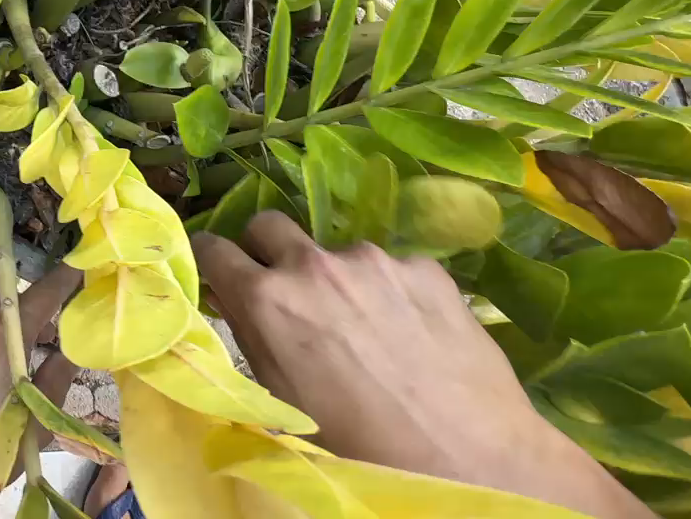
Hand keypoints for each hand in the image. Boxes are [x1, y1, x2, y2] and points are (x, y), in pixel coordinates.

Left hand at [0, 264, 83, 518]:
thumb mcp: (33, 422)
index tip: (78, 267)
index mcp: (2, 335)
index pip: (42, 295)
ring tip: (8, 366)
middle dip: (32, 319)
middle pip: (14, 305)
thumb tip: (68, 353)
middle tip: (46, 344)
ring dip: (4, 330)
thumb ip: (56, 380)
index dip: (63, 280)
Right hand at [192, 217, 652, 518]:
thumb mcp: (281, 398)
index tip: (222, 277)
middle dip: (267, 250)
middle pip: (266, 223)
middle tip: (289, 291)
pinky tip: (413, 331)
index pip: (211, 246)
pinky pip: (392, 266)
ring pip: (333, 249)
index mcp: (266, 297)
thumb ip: (251, 334)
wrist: (479, 467)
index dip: (212, 261)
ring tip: (369, 326)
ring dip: (337, 275)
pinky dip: (391, 289)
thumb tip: (232, 298)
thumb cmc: (360, 449)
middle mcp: (311, 263)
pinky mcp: (425, 267)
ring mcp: (372, 259)